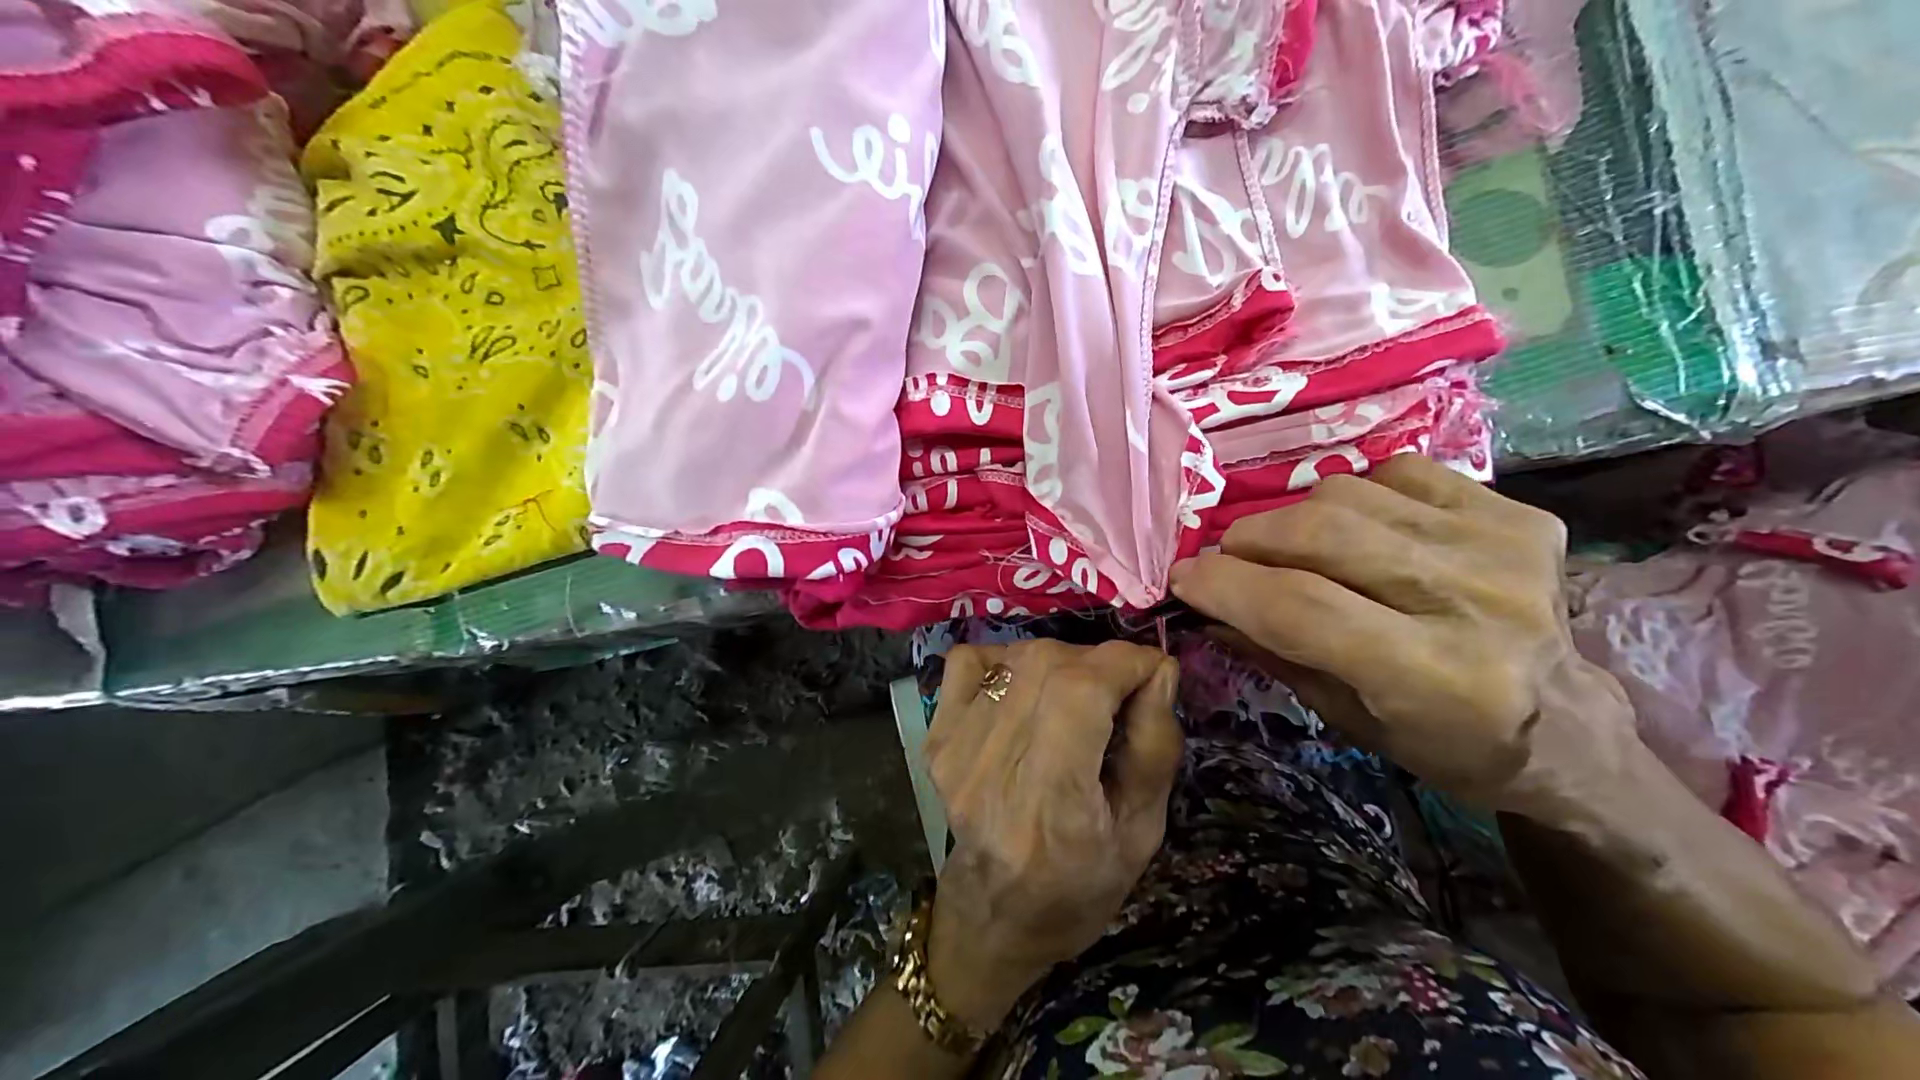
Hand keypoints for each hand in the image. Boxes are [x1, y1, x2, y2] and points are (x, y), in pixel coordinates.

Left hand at [922, 639, 1182, 1029]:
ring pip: (1017, 658)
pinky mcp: (936, 737)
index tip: (1153, 669)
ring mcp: (955, 748)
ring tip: (1079, 693)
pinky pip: (968, 661)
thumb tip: (1159, 667)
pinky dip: (1007, 660)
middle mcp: (993, 766)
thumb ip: (1156, 745)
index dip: (1125, 662)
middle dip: (1099, 661)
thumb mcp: (1142, 830)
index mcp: (1052, 802)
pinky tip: (1027, 690)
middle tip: (1120, 689)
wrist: (996, 913)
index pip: (1081, 690)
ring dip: (1061, 660)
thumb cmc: (1081, 883)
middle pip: (1048, 664)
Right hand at [1170, 455, 1634, 814]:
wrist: (1568, 728)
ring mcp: (1502, 547)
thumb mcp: (1345, 720)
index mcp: (1434, 677)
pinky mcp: (1517, 514)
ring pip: (1349, 494)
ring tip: (1293, 549)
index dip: (1225, 585)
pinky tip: (1361, 531)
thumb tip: (1204, 602)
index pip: (1301, 607)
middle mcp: (1475, 602)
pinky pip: (1397, 472)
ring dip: (1294, 519)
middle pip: (1321, 534)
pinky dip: (1356, 495)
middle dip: (1249, 541)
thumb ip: (1272, 652)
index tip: (1182, 576)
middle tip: (1228, 559)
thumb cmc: (1443, 743)